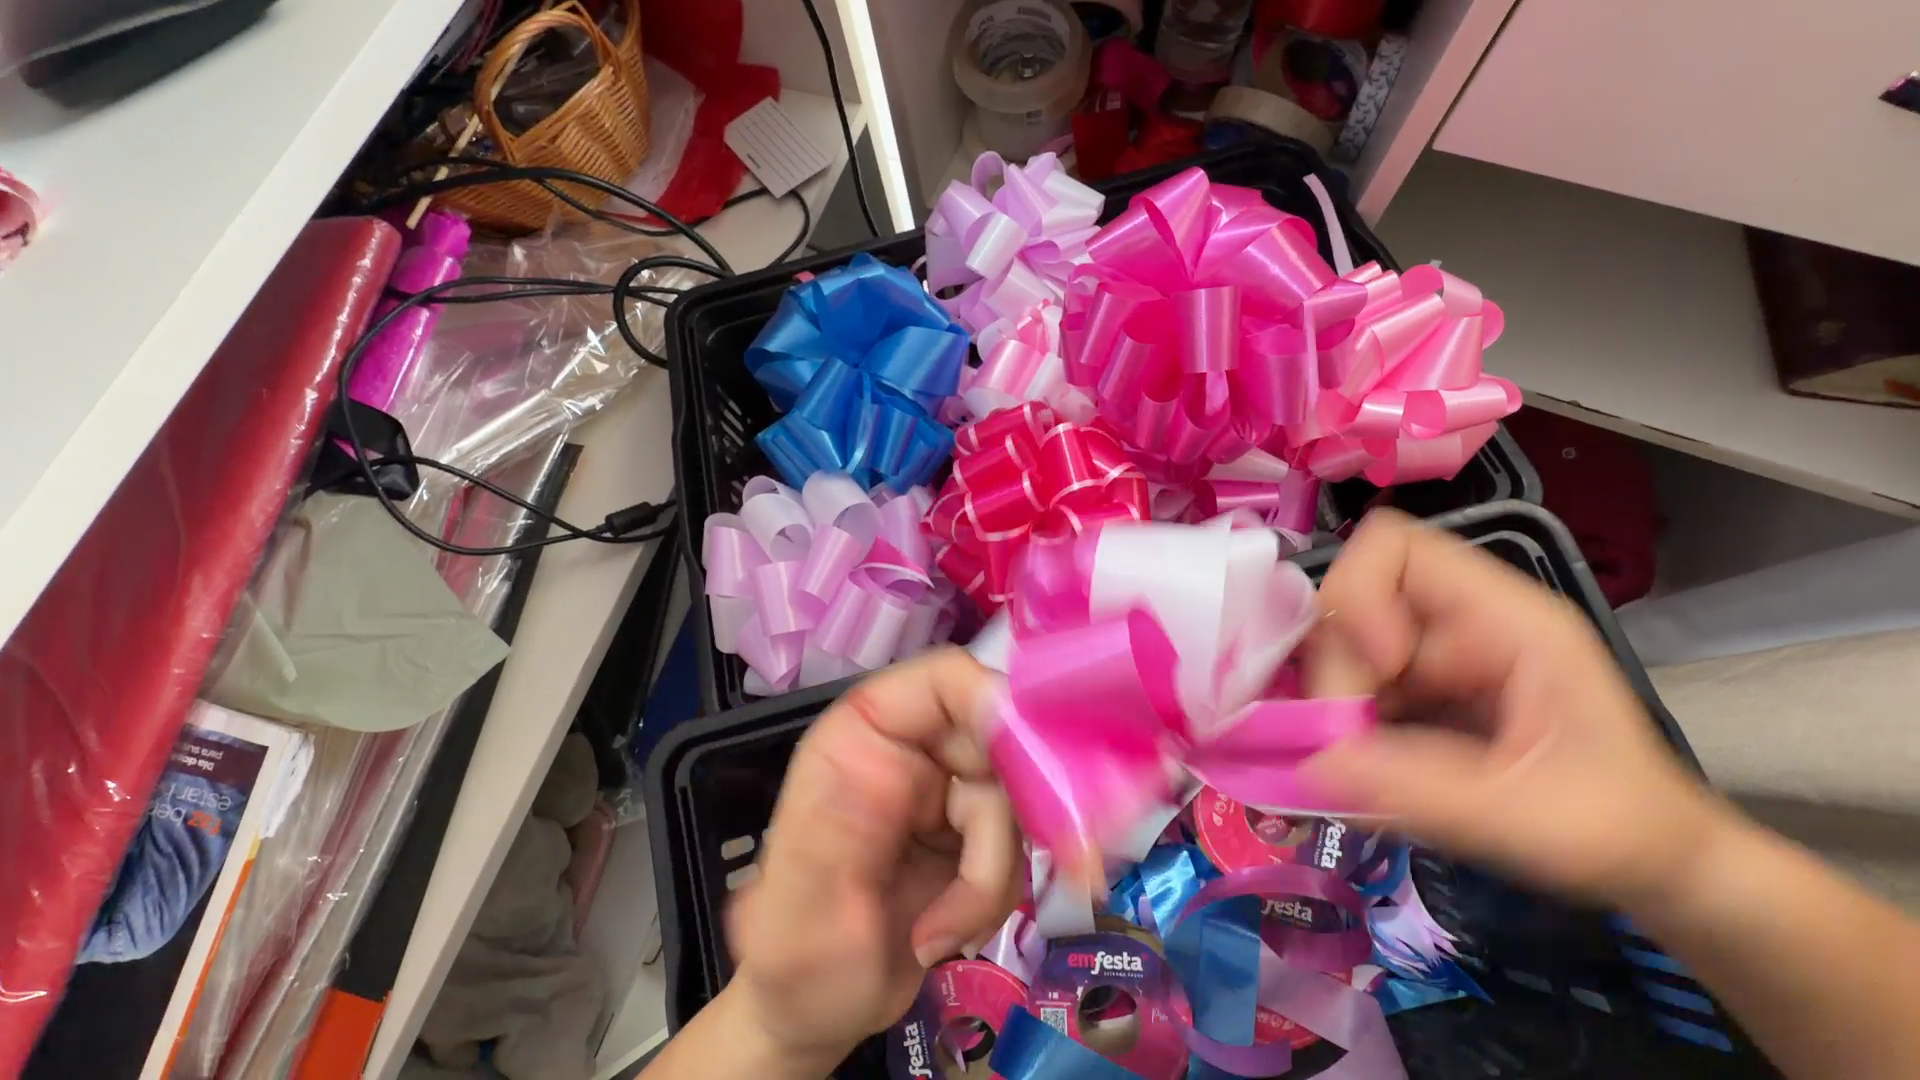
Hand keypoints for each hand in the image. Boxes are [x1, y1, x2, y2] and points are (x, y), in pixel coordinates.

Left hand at [724, 649, 1023, 1067]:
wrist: (813, 1021)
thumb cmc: (794, 964)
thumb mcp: (806, 905)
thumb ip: (844, 828)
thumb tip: (890, 765)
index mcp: (858, 740)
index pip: (943, 682)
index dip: (996, 706)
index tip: (1032, 771)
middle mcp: (907, 753)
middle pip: (1001, 743)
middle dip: (1019, 814)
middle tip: (1048, 868)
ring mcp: (942, 795)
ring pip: (1018, 803)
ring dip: (994, 875)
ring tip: (943, 930)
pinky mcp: (967, 836)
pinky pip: (1017, 847)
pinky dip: (997, 894)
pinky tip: (949, 931)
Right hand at [1301, 510, 1736, 912]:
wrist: (1655, 861)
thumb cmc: (1622, 830)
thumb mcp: (1536, 819)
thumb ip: (1426, 790)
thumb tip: (1313, 764)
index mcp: (1508, 620)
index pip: (1397, 549)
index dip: (1360, 596)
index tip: (1377, 672)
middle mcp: (1462, 624)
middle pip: (1352, 606)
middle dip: (1338, 674)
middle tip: (1351, 744)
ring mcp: (1435, 657)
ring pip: (1340, 650)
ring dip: (1334, 705)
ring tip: (1361, 766)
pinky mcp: (1417, 693)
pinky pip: (1350, 688)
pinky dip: (1340, 725)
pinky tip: (1364, 769)